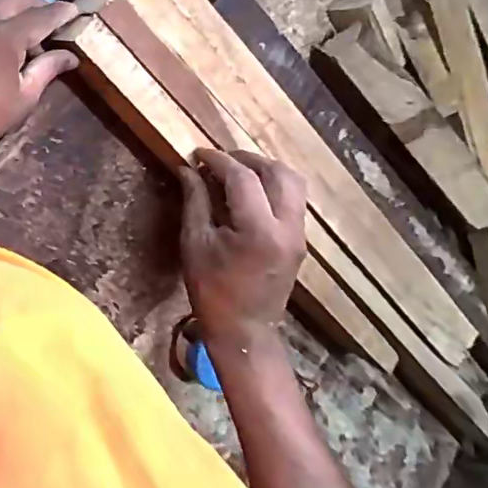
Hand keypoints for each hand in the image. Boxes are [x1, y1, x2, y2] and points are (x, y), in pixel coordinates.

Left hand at [0, 0, 79, 166]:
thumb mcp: (24, 97)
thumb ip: (47, 68)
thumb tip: (70, 56)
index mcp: (4, 37)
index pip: (42, 15)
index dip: (62, 12)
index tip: (75, 11)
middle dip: (39, 5)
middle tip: (51, 25)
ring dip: (16, 13)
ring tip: (25, 42)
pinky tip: (0, 47)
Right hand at [177, 149, 306, 350]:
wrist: (244, 333)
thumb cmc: (212, 292)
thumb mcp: (195, 243)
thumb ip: (195, 200)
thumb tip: (187, 169)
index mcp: (259, 230)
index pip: (243, 177)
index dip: (218, 160)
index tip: (198, 154)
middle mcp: (287, 227)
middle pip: (277, 171)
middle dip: (246, 159)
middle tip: (219, 161)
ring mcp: (299, 234)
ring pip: (292, 182)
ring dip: (264, 169)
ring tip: (236, 172)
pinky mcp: (300, 240)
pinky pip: (293, 198)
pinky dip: (273, 186)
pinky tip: (249, 191)